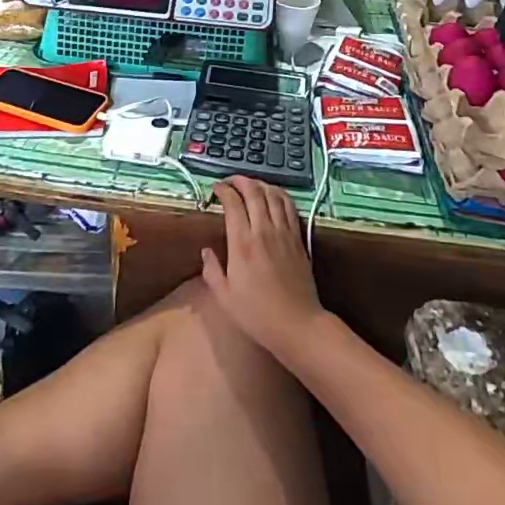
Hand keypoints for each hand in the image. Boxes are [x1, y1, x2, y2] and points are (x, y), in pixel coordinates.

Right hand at [201, 178, 325, 354]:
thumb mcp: (224, 298)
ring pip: (273, 194)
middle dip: (240, 180)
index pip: (233, 203)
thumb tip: (206, 251)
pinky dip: (280, 194)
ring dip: (260, 184)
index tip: (216, 188)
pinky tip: (274, 194)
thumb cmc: (257, 314)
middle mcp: (263, 231)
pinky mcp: (298, 238)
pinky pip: (289, 207)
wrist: (298, 324)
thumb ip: (211, 270)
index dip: (223, 190)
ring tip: (250, 184)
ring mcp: (284, 233)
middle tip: (231, 181)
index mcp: (242, 244)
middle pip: (254, 191)